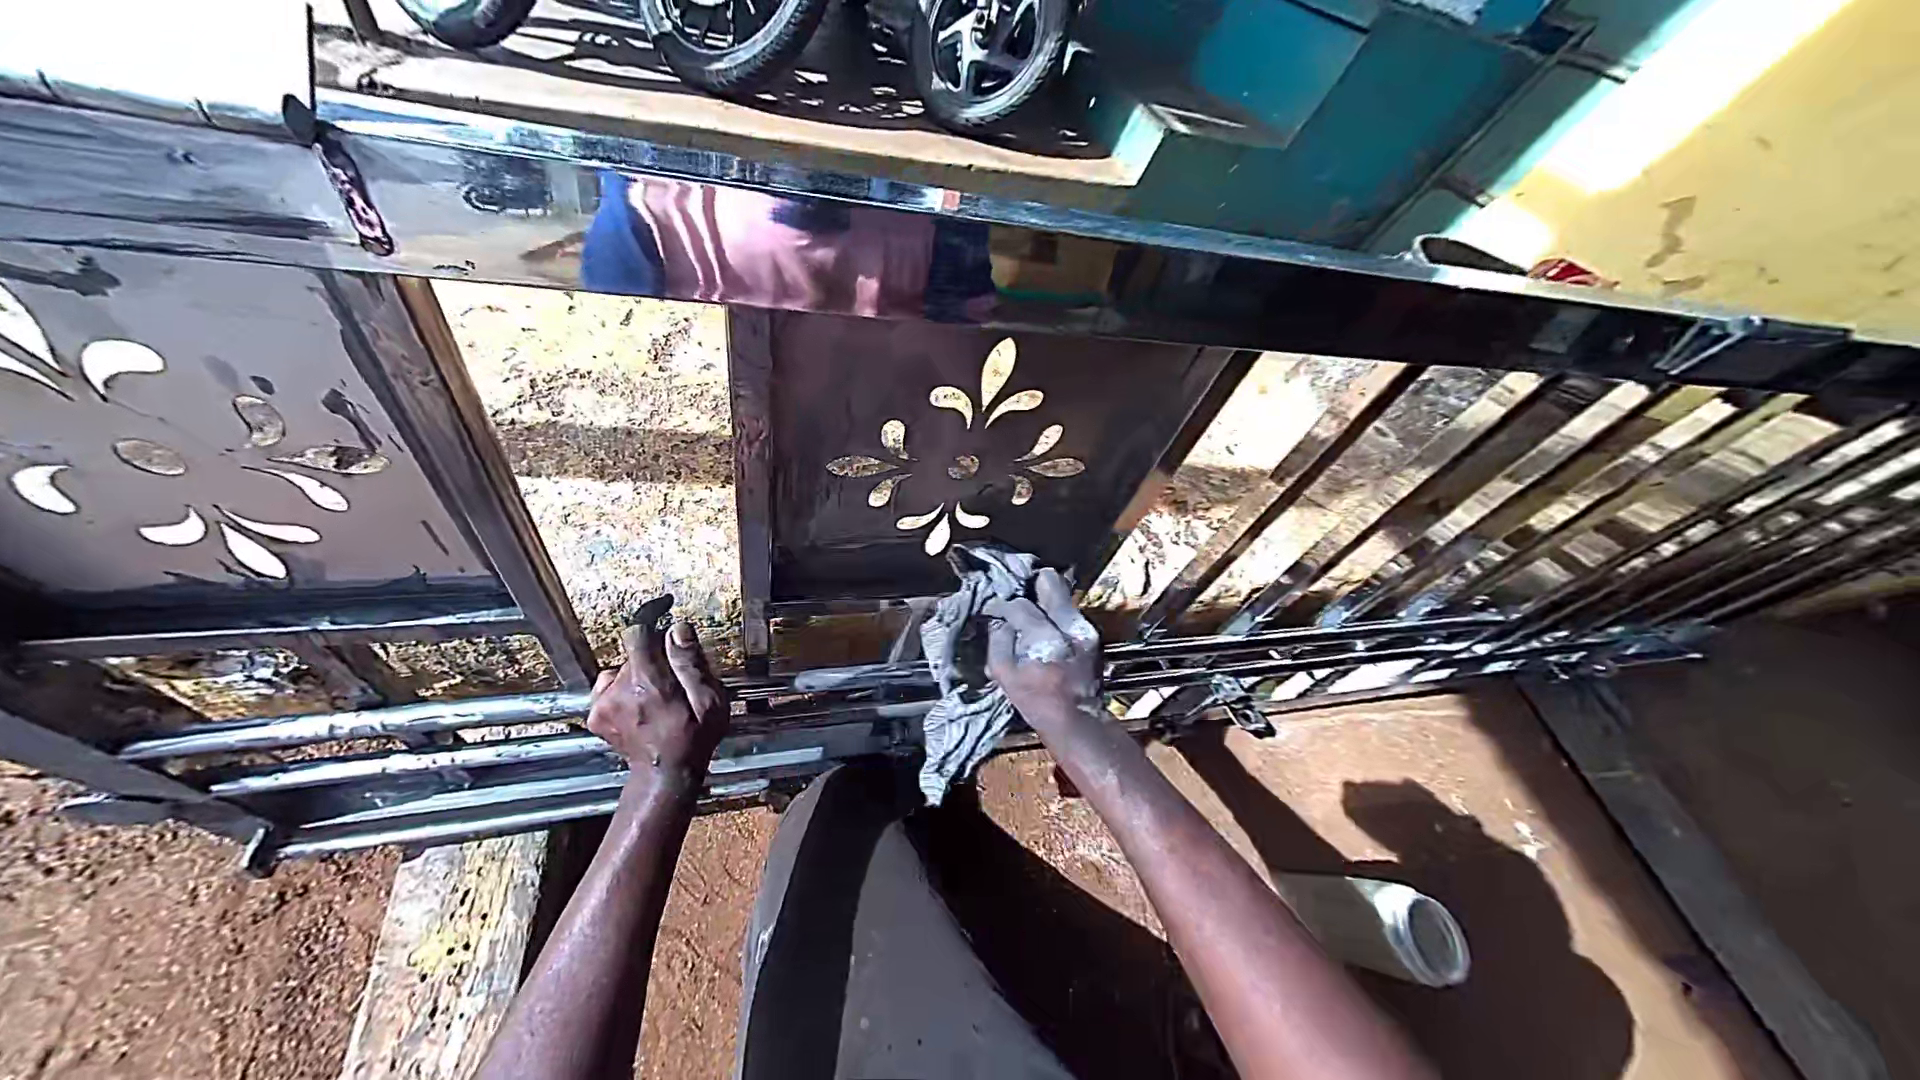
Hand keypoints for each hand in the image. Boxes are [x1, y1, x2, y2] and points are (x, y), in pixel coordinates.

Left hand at [587, 619, 729, 785]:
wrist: (666, 774)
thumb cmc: (694, 738)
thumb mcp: (710, 700)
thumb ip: (691, 662)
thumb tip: (677, 629)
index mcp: (649, 682)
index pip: (638, 632)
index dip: (650, 615)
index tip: (663, 609)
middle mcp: (619, 690)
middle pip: (634, 653)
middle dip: (655, 658)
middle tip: (676, 679)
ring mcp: (603, 704)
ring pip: (621, 670)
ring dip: (639, 675)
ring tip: (658, 696)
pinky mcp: (596, 714)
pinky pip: (608, 687)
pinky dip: (623, 690)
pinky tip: (641, 706)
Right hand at [986, 568, 1103, 731]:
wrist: (1077, 719)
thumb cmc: (1036, 701)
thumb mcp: (1004, 675)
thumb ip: (998, 641)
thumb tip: (999, 619)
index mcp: (1043, 639)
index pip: (1020, 605)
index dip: (1004, 606)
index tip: (997, 610)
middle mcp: (1068, 627)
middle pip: (1050, 581)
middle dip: (1032, 585)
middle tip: (1020, 596)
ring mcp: (1083, 628)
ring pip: (1062, 594)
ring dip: (1044, 600)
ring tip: (1032, 614)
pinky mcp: (1091, 632)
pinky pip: (1069, 611)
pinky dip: (1055, 615)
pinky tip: (1047, 628)